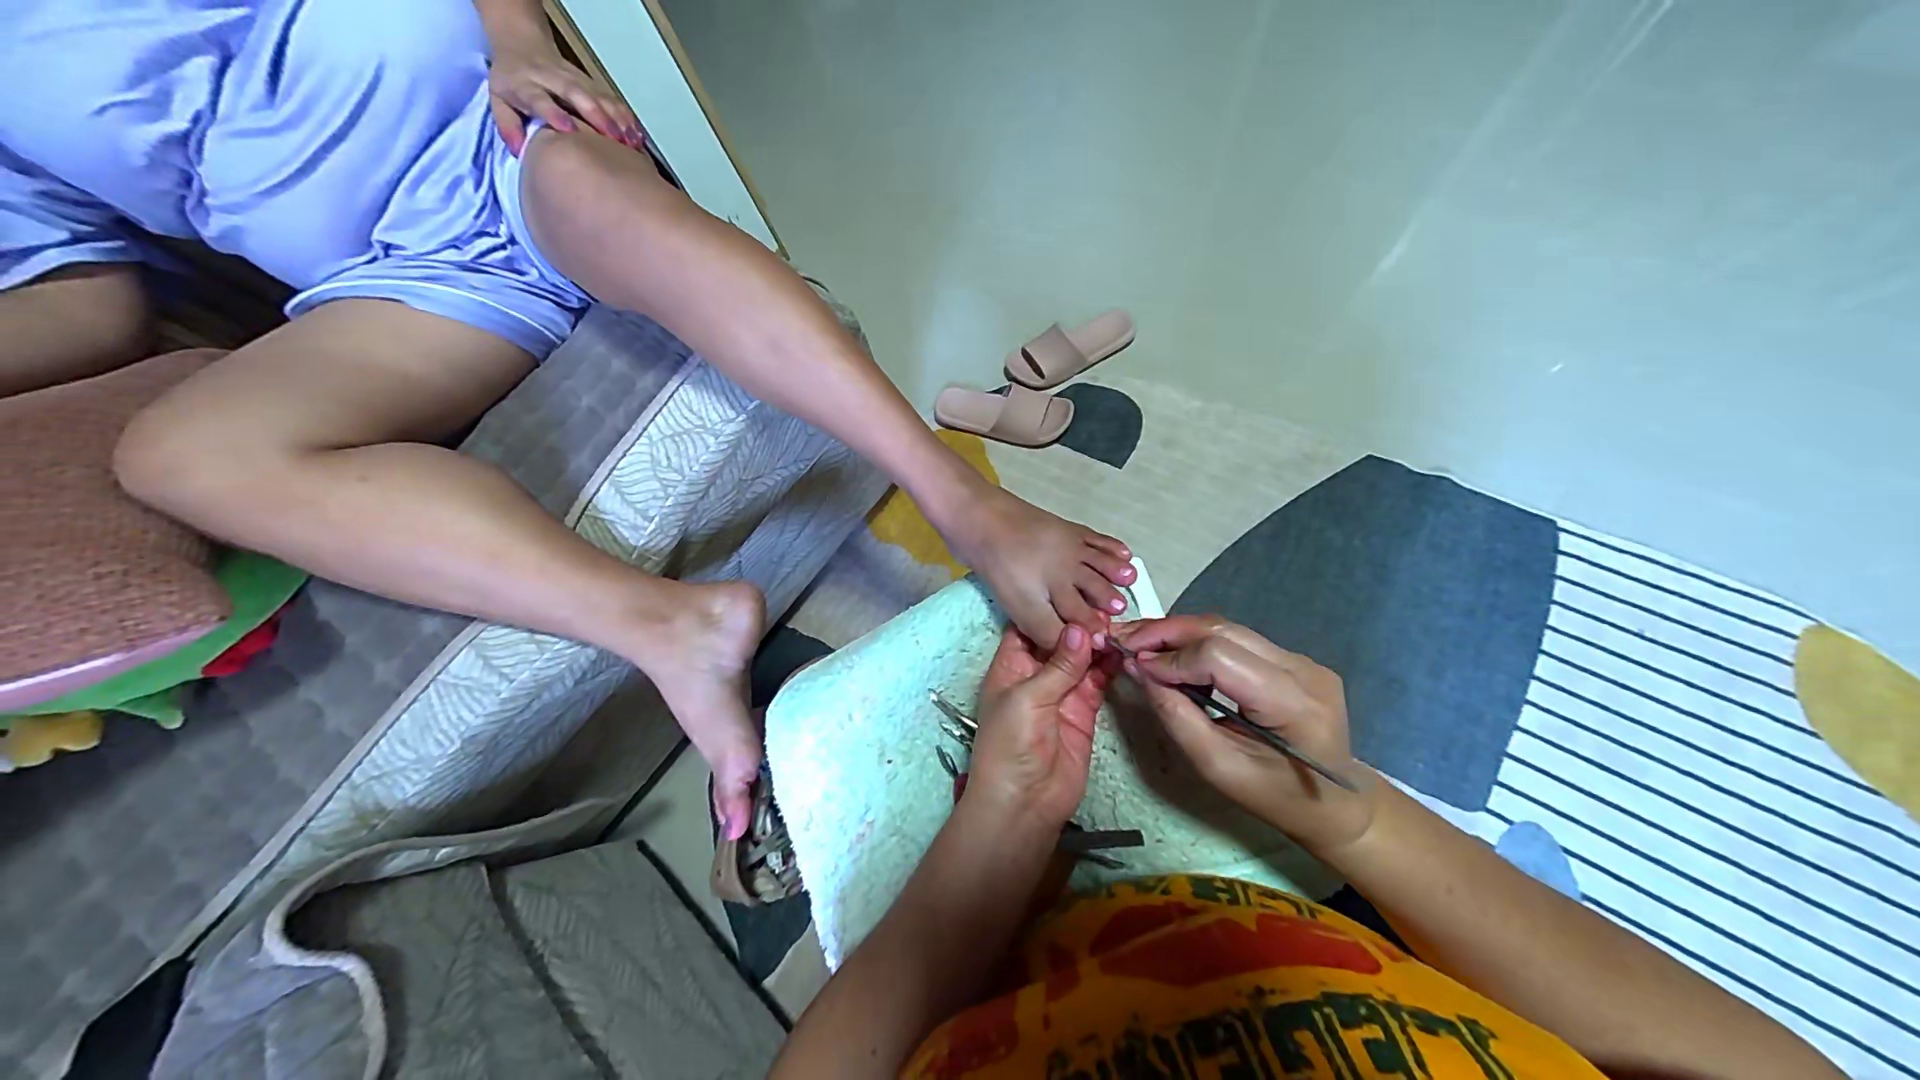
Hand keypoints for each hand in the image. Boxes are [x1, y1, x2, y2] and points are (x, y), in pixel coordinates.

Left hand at [488, 41, 644, 154]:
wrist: (523, 46)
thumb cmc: (512, 83)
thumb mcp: (498, 100)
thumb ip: (507, 125)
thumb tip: (520, 151)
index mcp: (526, 84)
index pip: (541, 98)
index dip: (555, 113)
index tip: (570, 130)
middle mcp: (551, 78)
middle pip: (576, 94)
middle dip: (597, 115)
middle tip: (614, 139)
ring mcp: (574, 78)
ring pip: (598, 96)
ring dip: (618, 118)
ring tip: (632, 142)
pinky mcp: (591, 82)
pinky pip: (611, 98)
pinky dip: (626, 116)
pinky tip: (637, 135)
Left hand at [943, 488, 1135, 644]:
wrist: (984, 518)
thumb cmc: (997, 568)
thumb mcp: (1019, 608)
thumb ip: (1047, 630)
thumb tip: (1076, 644)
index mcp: (1059, 593)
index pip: (1081, 617)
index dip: (1092, 630)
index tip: (1106, 641)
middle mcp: (1072, 570)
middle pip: (1095, 589)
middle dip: (1108, 602)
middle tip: (1120, 609)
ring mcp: (1071, 545)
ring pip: (1100, 563)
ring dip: (1115, 573)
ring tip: (1129, 579)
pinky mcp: (1066, 527)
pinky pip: (1096, 538)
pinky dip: (1112, 546)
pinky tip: (1124, 552)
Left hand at [965, 624, 1108, 830]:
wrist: (1025, 802)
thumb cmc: (1010, 745)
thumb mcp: (1027, 698)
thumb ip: (1058, 665)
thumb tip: (1080, 629)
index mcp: (1010, 666)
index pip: (1028, 627)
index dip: (1049, 610)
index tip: (1075, 592)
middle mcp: (1035, 675)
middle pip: (1059, 641)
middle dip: (1080, 625)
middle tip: (1106, 608)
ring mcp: (1061, 692)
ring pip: (1082, 659)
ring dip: (1098, 644)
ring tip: (1119, 626)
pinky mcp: (1083, 711)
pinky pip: (1097, 682)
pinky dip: (1109, 667)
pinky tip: (1124, 651)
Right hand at [1116, 616, 1377, 852]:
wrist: (1336, 805)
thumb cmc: (1277, 797)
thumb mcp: (1219, 769)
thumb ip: (1178, 718)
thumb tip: (1140, 671)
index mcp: (1293, 703)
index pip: (1220, 656)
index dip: (1170, 657)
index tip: (1132, 665)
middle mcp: (1303, 669)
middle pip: (1222, 629)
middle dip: (1166, 632)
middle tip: (1123, 639)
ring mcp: (1301, 659)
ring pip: (1226, 628)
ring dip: (1177, 632)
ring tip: (1138, 641)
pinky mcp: (1292, 659)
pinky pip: (1235, 639)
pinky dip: (1196, 641)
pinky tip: (1170, 651)